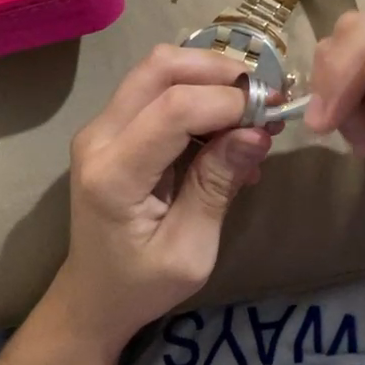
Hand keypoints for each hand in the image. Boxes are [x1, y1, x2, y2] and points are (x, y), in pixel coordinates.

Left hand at [49, 45, 274, 351]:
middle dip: (220, 72)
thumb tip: (257, 131)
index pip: (173, 108)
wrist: (93, 295)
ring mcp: (99, 128)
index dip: (228, 101)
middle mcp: (98, 138)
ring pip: (158, 70)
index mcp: (113, 175)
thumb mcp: (190, 251)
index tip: (272, 115)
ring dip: (210, 81)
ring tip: (251, 118)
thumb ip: (217, 186)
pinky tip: (227, 133)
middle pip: (160, 68)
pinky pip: (156, 91)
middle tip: (264, 102)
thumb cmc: (140, 284)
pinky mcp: (110, 128)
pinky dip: (197, 96)